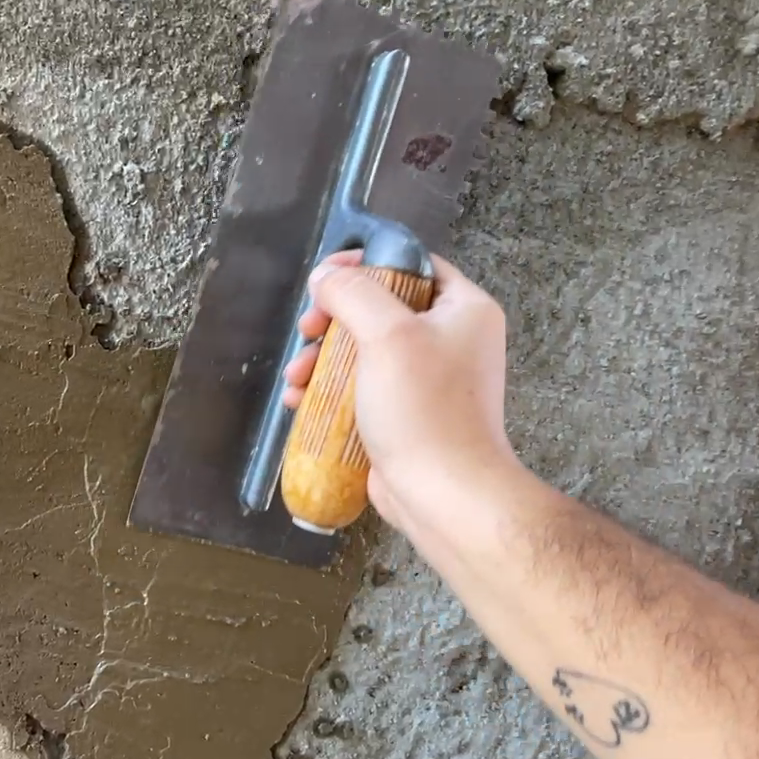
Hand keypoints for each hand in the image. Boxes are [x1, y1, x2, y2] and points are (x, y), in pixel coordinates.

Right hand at [281, 250, 516, 537]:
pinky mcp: (402, 415)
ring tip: (295, 376)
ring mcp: (426, 381)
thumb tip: (324, 277)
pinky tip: (299, 401)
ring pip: (362, 352)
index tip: (325, 278)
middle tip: (307, 330)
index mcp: (464, 311)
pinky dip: (327, 391)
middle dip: (332, 320)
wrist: (442, 492)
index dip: (366, 265)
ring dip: (320, 359)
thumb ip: (354, 295)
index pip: (413, 266)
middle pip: (379, 310)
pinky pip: (359, 389)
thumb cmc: (423, 409)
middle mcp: (450, 340)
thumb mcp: (387, 336)